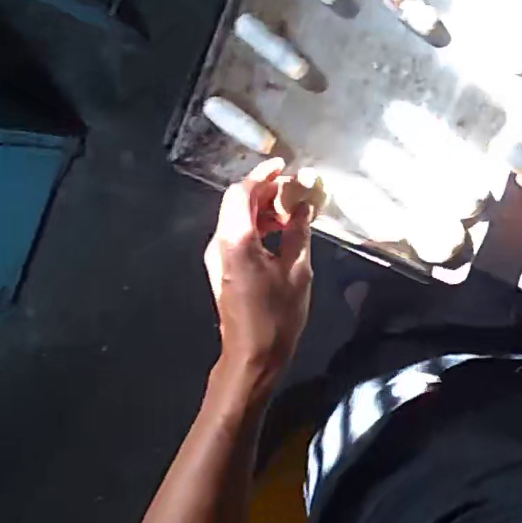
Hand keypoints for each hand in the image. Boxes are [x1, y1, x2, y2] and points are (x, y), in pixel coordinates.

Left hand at [205, 158, 314, 387]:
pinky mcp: (223, 268)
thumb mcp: (297, 271)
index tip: (283, 166)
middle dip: (266, 191)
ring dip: (264, 209)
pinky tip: (283, 231)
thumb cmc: (277, 316)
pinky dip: (259, 226)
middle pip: (238, 203)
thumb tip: (303, 207)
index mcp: (236, 241)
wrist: (252, 355)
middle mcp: (220, 243)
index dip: (262, 176)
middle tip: (296, 190)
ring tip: (294, 210)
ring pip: (238, 218)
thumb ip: (299, 233)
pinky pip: (239, 235)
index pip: (242, 193)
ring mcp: (218, 257)